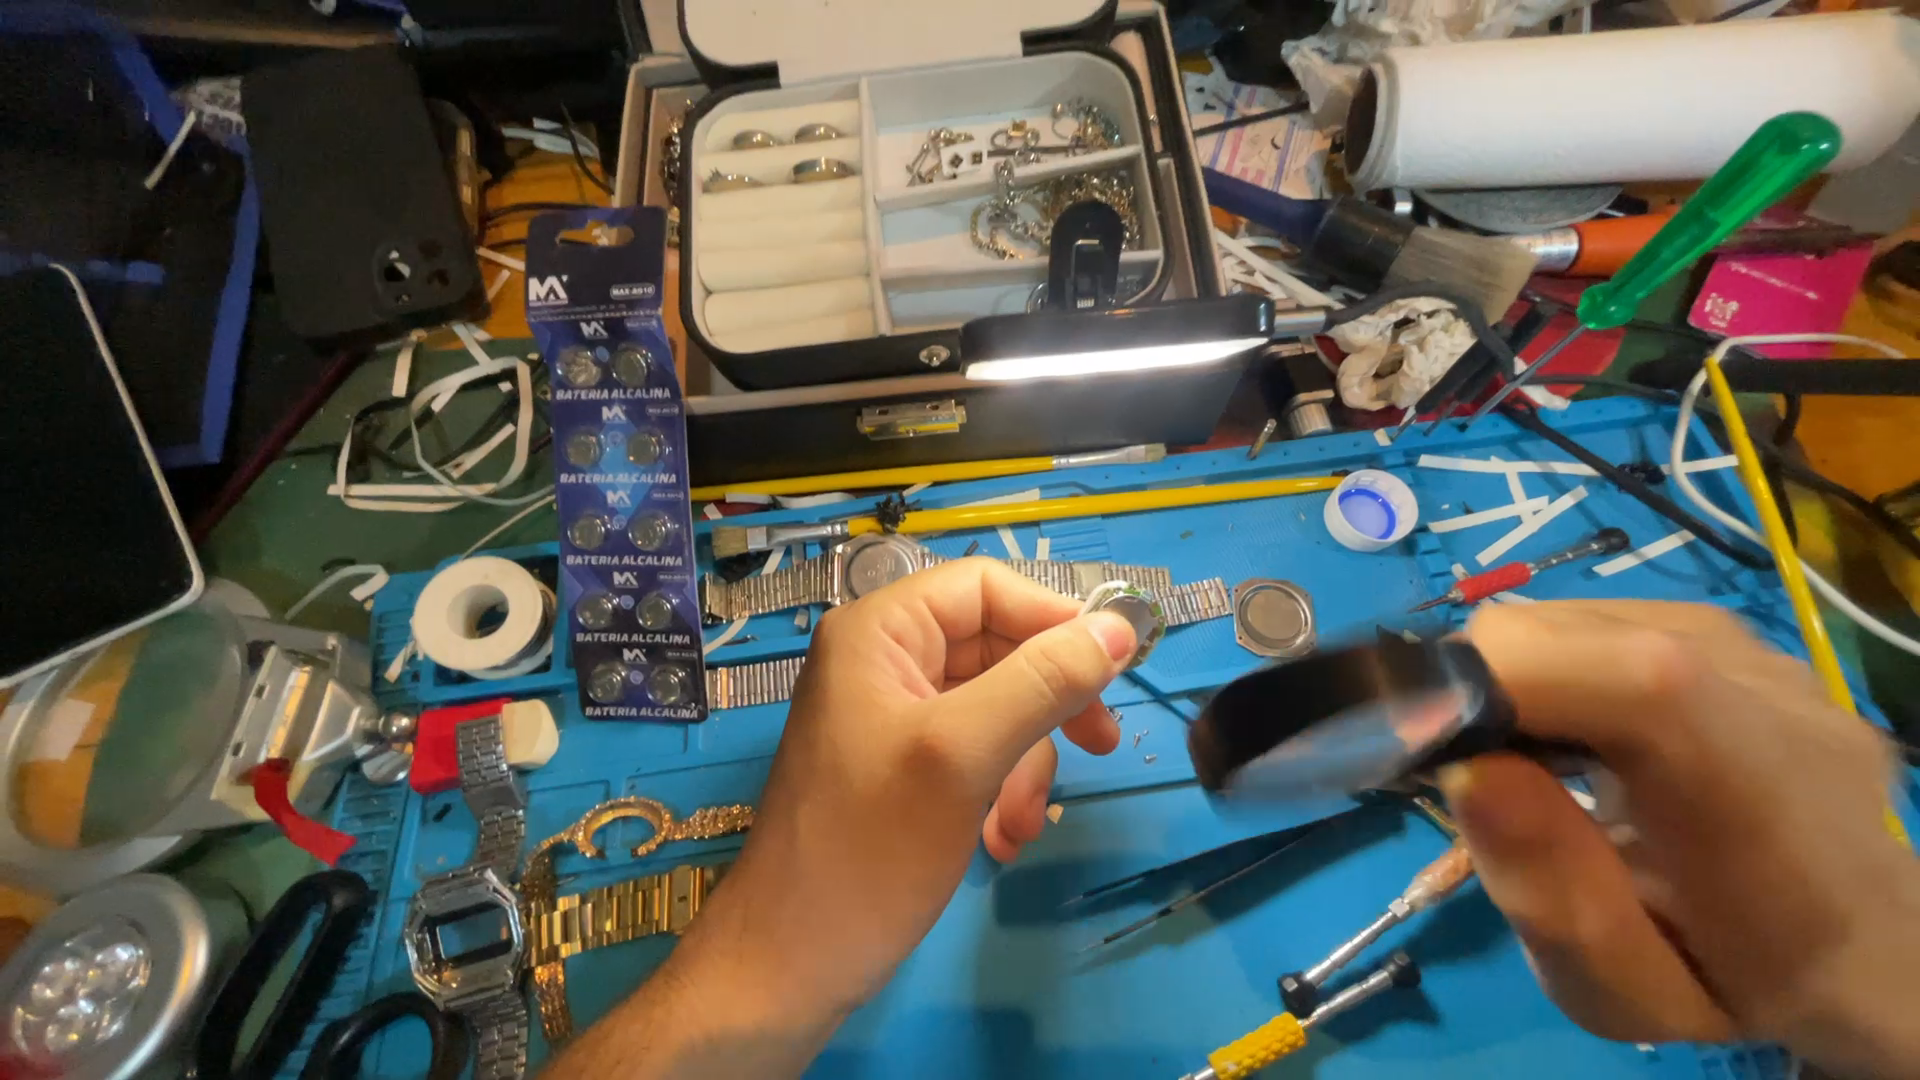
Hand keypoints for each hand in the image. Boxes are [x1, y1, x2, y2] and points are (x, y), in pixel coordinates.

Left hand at [671, 559, 1132, 1015]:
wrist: (788, 968)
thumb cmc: (867, 849)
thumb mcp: (964, 755)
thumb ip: (1043, 682)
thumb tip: (1118, 628)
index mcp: (882, 631)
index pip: (984, 587)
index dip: (1052, 617)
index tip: (1112, 663)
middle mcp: (887, 659)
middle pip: (997, 647)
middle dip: (1046, 705)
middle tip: (1100, 744)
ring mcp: (895, 713)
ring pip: (996, 705)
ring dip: (1024, 764)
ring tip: (1018, 827)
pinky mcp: (906, 763)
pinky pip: (976, 750)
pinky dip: (999, 788)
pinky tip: (998, 841)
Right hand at [1451, 601, 1919, 1077]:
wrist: (1865, 937)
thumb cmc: (1733, 976)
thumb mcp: (1630, 995)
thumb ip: (1553, 905)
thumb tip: (1469, 769)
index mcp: (1770, 808)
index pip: (1641, 684)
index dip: (1504, 686)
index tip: (1426, 743)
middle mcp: (1771, 697)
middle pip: (1557, 639)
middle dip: (1473, 692)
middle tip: (1476, 770)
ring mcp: (1744, 648)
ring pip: (1546, 621)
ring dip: (1500, 680)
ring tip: (1531, 757)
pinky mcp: (1711, 626)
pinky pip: (1571, 620)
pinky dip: (1533, 666)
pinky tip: (1571, 729)